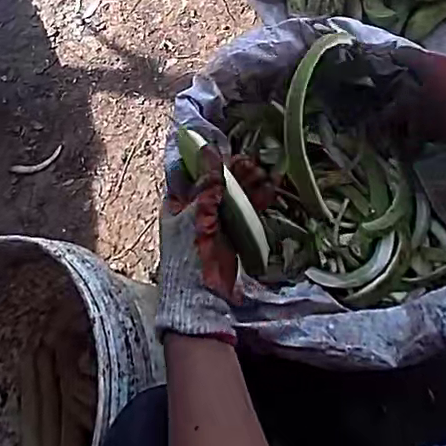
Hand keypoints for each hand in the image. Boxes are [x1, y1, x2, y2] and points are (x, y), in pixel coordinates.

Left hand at [155, 141, 248, 342]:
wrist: (202, 298)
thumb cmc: (189, 256)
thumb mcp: (196, 215)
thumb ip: (206, 184)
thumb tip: (210, 151)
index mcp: (176, 201)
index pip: (191, 170)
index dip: (207, 157)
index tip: (224, 146)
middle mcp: (194, 206)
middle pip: (216, 180)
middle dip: (233, 170)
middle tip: (251, 161)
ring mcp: (214, 219)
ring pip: (233, 193)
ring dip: (248, 182)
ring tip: (263, 171)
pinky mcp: (231, 231)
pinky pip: (245, 209)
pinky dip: (257, 199)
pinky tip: (269, 188)